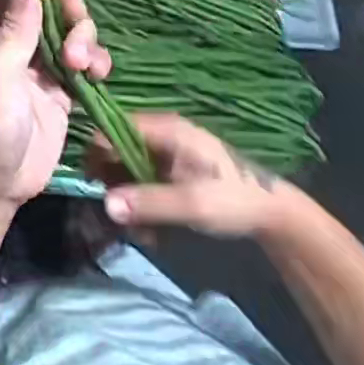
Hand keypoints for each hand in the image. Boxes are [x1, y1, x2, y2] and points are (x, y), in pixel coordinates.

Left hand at [0, 0, 110, 227]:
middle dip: (66, 4)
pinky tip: (96, 73)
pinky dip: (94, 61)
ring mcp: (35, 68)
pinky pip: (83, 62)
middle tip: (75, 13)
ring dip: (81, 35)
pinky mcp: (60, 91)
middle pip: (43, 4)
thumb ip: (11, 31)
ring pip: (67, 31)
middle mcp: (7, 45)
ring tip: (79, 61)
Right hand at [95, 114, 293, 237]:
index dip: (98, 154)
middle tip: (122, 220)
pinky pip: (142, 186)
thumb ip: (149, 203)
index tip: (94, 186)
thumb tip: (105, 204)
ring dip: (130, 206)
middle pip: (116, 153)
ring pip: (127, 174)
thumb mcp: (192, 203)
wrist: (269, 212)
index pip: (114, 129)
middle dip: (115, 188)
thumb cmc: (233, 199)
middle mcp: (163, 136)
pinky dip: (143, 209)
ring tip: (145, 235)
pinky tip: (155, 234)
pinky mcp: (171, 173)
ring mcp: (167, 154)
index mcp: (167, 130)